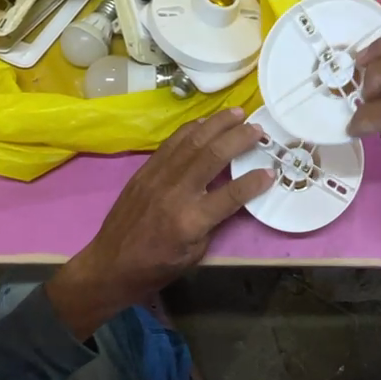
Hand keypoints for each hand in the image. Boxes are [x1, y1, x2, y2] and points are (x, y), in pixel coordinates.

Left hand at [46, 108, 273, 337]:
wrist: (109, 265)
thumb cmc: (156, 267)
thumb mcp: (194, 254)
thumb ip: (215, 221)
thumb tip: (233, 194)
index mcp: (190, 221)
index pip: (231, 194)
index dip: (254, 182)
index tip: (271, 171)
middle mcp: (176, 193)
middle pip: (214, 155)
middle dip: (240, 138)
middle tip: (259, 129)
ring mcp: (159, 177)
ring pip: (193, 140)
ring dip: (218, 123)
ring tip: (238, 113)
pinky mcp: (146, 169)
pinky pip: (174, 141)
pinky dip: (193, 128)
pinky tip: (207, 122)